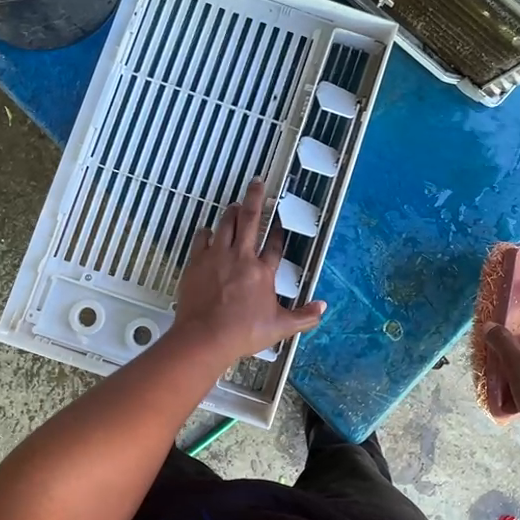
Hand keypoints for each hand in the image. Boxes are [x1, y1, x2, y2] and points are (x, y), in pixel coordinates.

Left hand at [172, 180, 325, 361]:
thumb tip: (322, 308)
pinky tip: (209, 230)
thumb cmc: (242, 332)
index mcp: (263, 271)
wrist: (205, 337)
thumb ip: (303, 316)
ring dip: (232, 212)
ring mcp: (217, 256)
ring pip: (226, 223)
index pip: (274, 245)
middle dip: (255, 198)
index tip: (280, 220)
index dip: (279, 231)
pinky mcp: (197, 262)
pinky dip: (207, 231)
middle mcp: (241, 257)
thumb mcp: (280, 327)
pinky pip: (202, 238)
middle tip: (257, 183)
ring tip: (236, 205)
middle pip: (250, 219)